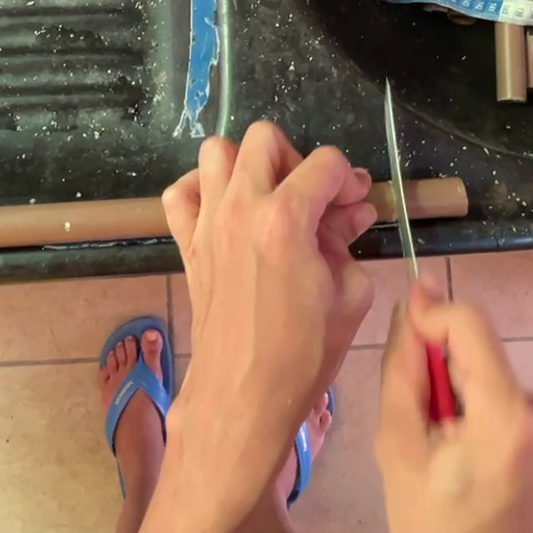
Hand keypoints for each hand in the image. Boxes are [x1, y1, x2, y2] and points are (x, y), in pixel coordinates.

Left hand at [159, 121, 377, 515]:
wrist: (243, 395)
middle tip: (309, 198)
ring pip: (216, 151)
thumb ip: (349, 241)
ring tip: (267, 198)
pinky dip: (200, 190)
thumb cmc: (303, 352)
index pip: (326, 161)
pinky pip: (179, 192)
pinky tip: (224, 212)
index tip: (353, 206)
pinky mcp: (187, 241)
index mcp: (286, 218)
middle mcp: (241, 206)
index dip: (347, 178)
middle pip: (265, 137)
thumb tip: (352, 210)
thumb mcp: (349, 295)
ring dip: (246, 165)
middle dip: (295, 159)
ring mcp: (207, 221)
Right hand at [376, 283, 532, 532]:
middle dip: (431, 373)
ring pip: (479, 379)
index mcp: (509, 412)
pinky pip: (496, 405)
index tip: (396, 345)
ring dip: (446, 399)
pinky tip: (454, 468)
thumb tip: (414, 299)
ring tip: (430, 456)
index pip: (467, 320)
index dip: (425, 317)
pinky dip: (467, 420)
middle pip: (472, 352)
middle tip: (409, 427)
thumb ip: (402, 368)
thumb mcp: (398, 449)